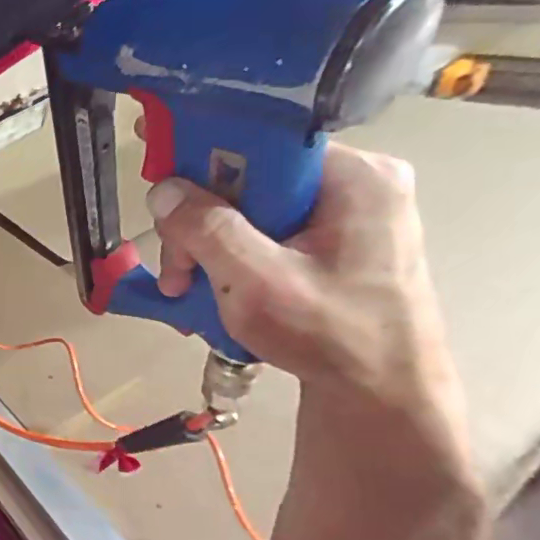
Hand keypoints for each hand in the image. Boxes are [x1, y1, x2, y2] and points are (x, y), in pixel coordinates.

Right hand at [146, 142, 455, 403]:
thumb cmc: (333, 340)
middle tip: (176, 270)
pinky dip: (224, 256)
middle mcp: (351, 183)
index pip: (260, 137)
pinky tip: (209, 286)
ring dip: (203, 246)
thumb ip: (207, 230)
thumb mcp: (258, 283)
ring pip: (242, 206)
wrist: (383, 402)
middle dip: (195, 221)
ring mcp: (341, 213)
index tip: (156, 165)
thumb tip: (162, 190)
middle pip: (243, 176)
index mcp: (353, 177)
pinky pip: (257, 229)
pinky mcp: (327, 240)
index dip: (201, 148)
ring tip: (186, 288)